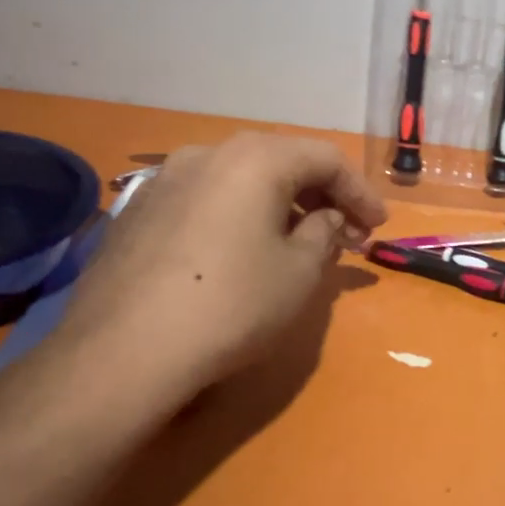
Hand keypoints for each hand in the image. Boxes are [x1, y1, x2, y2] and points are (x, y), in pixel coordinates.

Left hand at [53, 132, 386, 407]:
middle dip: (322, 195)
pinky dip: (240, 216)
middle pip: (280, 161)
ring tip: (300, 243)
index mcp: (255, 160)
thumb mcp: (302, 272)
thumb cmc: (234, 304)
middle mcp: (206, 155)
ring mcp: (164, 181)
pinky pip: (206, 200)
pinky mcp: (137, 213)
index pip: (326, 159)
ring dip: (280, 205)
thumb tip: (324, 219)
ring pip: (239, 179)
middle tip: (349, 233)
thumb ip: (324, 232)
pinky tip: (245, 252)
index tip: (380, 227)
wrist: (124, 351)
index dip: (360, 192)